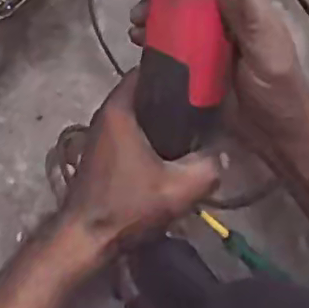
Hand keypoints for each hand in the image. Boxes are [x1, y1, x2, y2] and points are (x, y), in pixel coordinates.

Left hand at [62, 71, 222, 253]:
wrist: (86, 237)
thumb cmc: (127, 204)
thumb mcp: (177, 190)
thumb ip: (207, 169)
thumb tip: (222, 154)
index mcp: (119, 108)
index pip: (145, 70)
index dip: (170, 70)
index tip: (195, 78)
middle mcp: (105, 112)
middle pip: (142, 93)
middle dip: (168, 98)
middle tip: (198, 107)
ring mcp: (99, 132)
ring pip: (135, 114)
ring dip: (157, 120)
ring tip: (188, 130)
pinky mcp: (100, 150)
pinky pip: (128, 131)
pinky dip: (146, 135)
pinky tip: (166, 153)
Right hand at [128, 0, 308, 152]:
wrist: (277, 139)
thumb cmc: (278, 90)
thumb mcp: (266, 50)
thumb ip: (248, 15)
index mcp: (247, 7)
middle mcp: (226, 18)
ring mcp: (209, 41)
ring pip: (176, 16)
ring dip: (153, 12)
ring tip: (136, 21)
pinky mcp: (195, 64)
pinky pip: (170, 42)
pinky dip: (151, 36)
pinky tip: (137, 39)